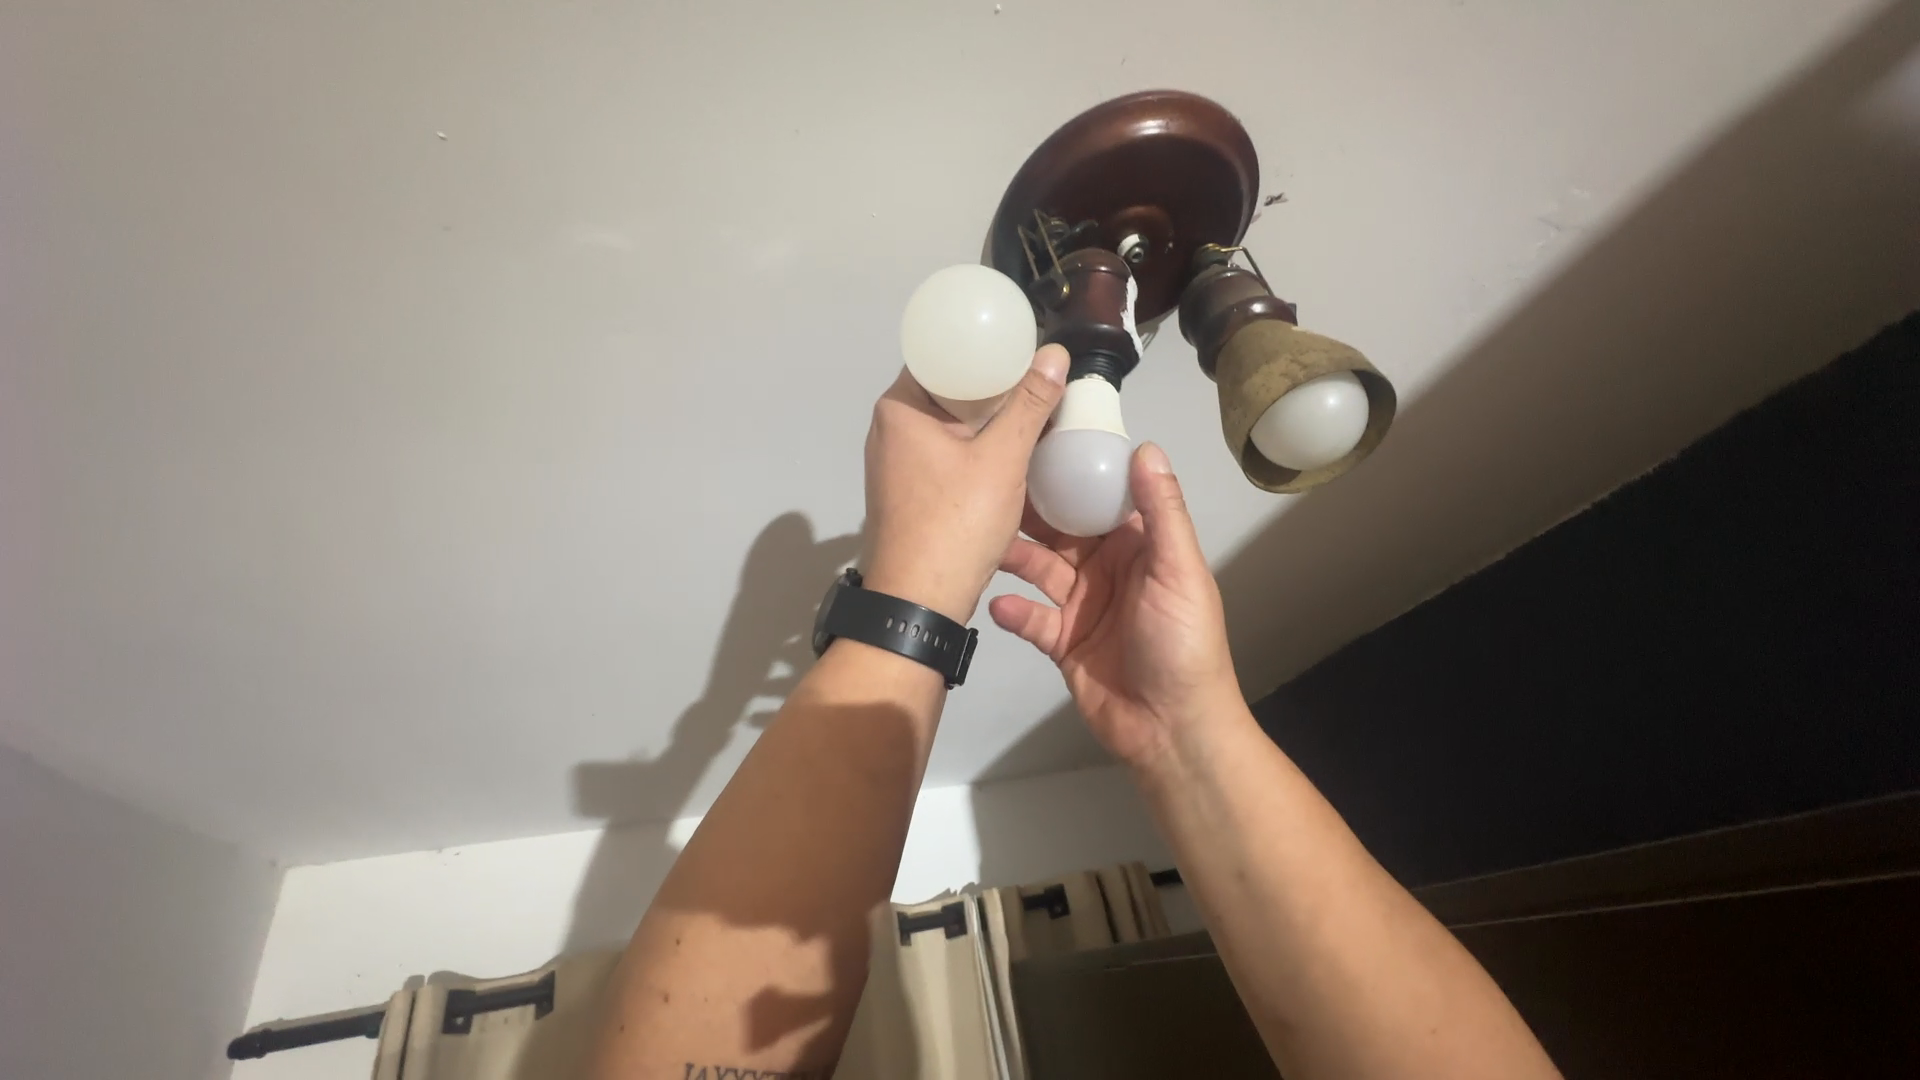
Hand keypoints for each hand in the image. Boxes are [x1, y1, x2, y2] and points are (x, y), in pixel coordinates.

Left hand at [862, 345, 1068, 623]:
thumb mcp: (1002, 459)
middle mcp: (889, 430)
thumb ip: (1030, 405)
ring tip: (1032, 410)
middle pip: (946, 391)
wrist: (918, 602)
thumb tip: (1055, 354)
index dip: (981, 347)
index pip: (940, 356)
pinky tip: (1010, 453)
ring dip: (987, 420)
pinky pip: (946, 455)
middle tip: (1037, 377)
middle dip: (992, 385)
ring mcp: (896, 465)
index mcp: (899, 408)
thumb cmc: (956, 522)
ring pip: (949, 426)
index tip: (1020, 346)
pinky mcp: (908, 493)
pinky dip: (976, 450)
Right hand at [989, 443, 1241, 769]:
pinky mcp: (1060, 641)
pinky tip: (999, 605)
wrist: (1172, 728)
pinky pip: (1030, 618)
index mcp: (1138, 546)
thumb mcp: (1179, 570)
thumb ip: (1162, 511)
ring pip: (1038, 568)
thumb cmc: (1183, 643)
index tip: (1033, 444)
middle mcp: (1106, 569)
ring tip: (981, 542)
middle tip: (987, 485)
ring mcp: (1080, 605)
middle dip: (1030, 510)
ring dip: (1014, 556)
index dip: (1071, 472)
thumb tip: (1145, 447)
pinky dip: (1015, 611)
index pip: (1099, 499)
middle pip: (1061, 530)